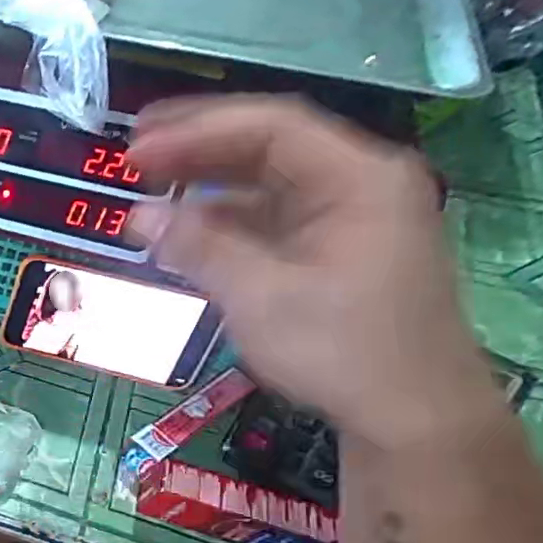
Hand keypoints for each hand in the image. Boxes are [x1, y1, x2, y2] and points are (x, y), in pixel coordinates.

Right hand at [124, 97, 505, 449]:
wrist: (408, 415)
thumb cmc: (340, 350)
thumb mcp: (259, 297)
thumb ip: (199, 248)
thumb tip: (141, 218)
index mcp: (357, 178)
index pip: (270, 128)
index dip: (197, 130)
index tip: (137, 147)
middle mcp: (356, 184)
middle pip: (268, 146)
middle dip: (198, 147)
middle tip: (134, 154)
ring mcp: (345, 218)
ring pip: (266, 183)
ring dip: (207, 184)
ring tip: (150, 187)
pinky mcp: (331, 251)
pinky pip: (270, 220)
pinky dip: (224, 221)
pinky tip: (186, 230)